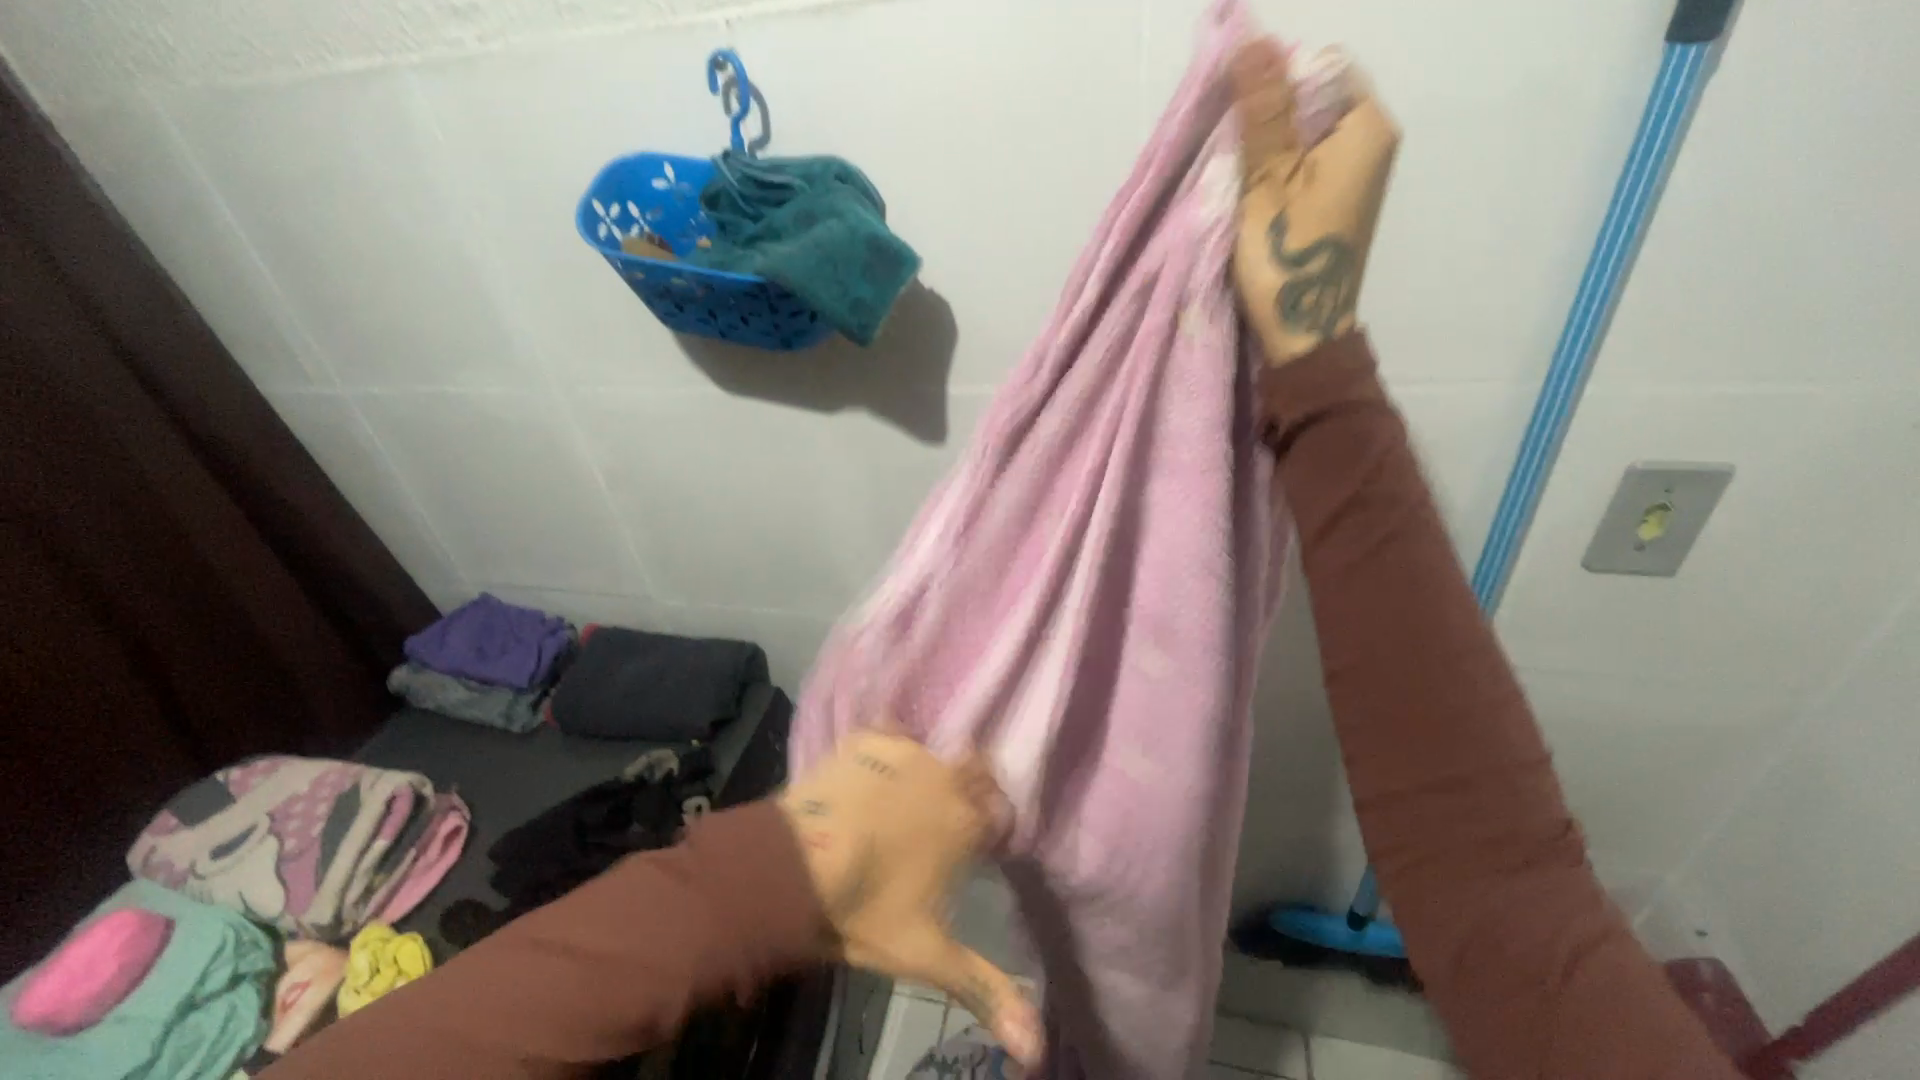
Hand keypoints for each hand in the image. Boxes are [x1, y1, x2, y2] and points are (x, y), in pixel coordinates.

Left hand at [778, 732, 1041, 1067]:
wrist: (791, 870)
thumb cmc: (865, 912)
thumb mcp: (928, 956)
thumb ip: (987, 992)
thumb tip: (1038, 1053)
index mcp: (967, 822)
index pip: (1000, 810)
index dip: (991, 825)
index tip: (977, 844)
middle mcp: (945, 777)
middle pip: (975, 769)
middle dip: (968, 789)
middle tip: (941, 819)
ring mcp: (904, 752)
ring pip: (933, 751)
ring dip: (928, 770)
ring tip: (902, 800)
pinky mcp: (865, 740)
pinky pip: (889, 737)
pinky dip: (886, 751)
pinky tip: (869, 775)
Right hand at [1231, 39, 1399, 365]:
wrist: (1303, 332)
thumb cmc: (1286, 258)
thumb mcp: (1266, 181)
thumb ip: (1262, 113)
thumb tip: (1253, 43)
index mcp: (1366, 126)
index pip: (1318, 67)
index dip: (1274, 83)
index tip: (1239, 120)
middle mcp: (1372, 138)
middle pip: (1314, 95)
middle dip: (1270, 112)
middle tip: (1231, 146)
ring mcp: (1357, 167)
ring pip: (1306, 127)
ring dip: (1269, 141)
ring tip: (1239, 171)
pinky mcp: (1339, 193)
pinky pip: (1306, 156)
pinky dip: (1278, 164)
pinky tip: (1254, 187)